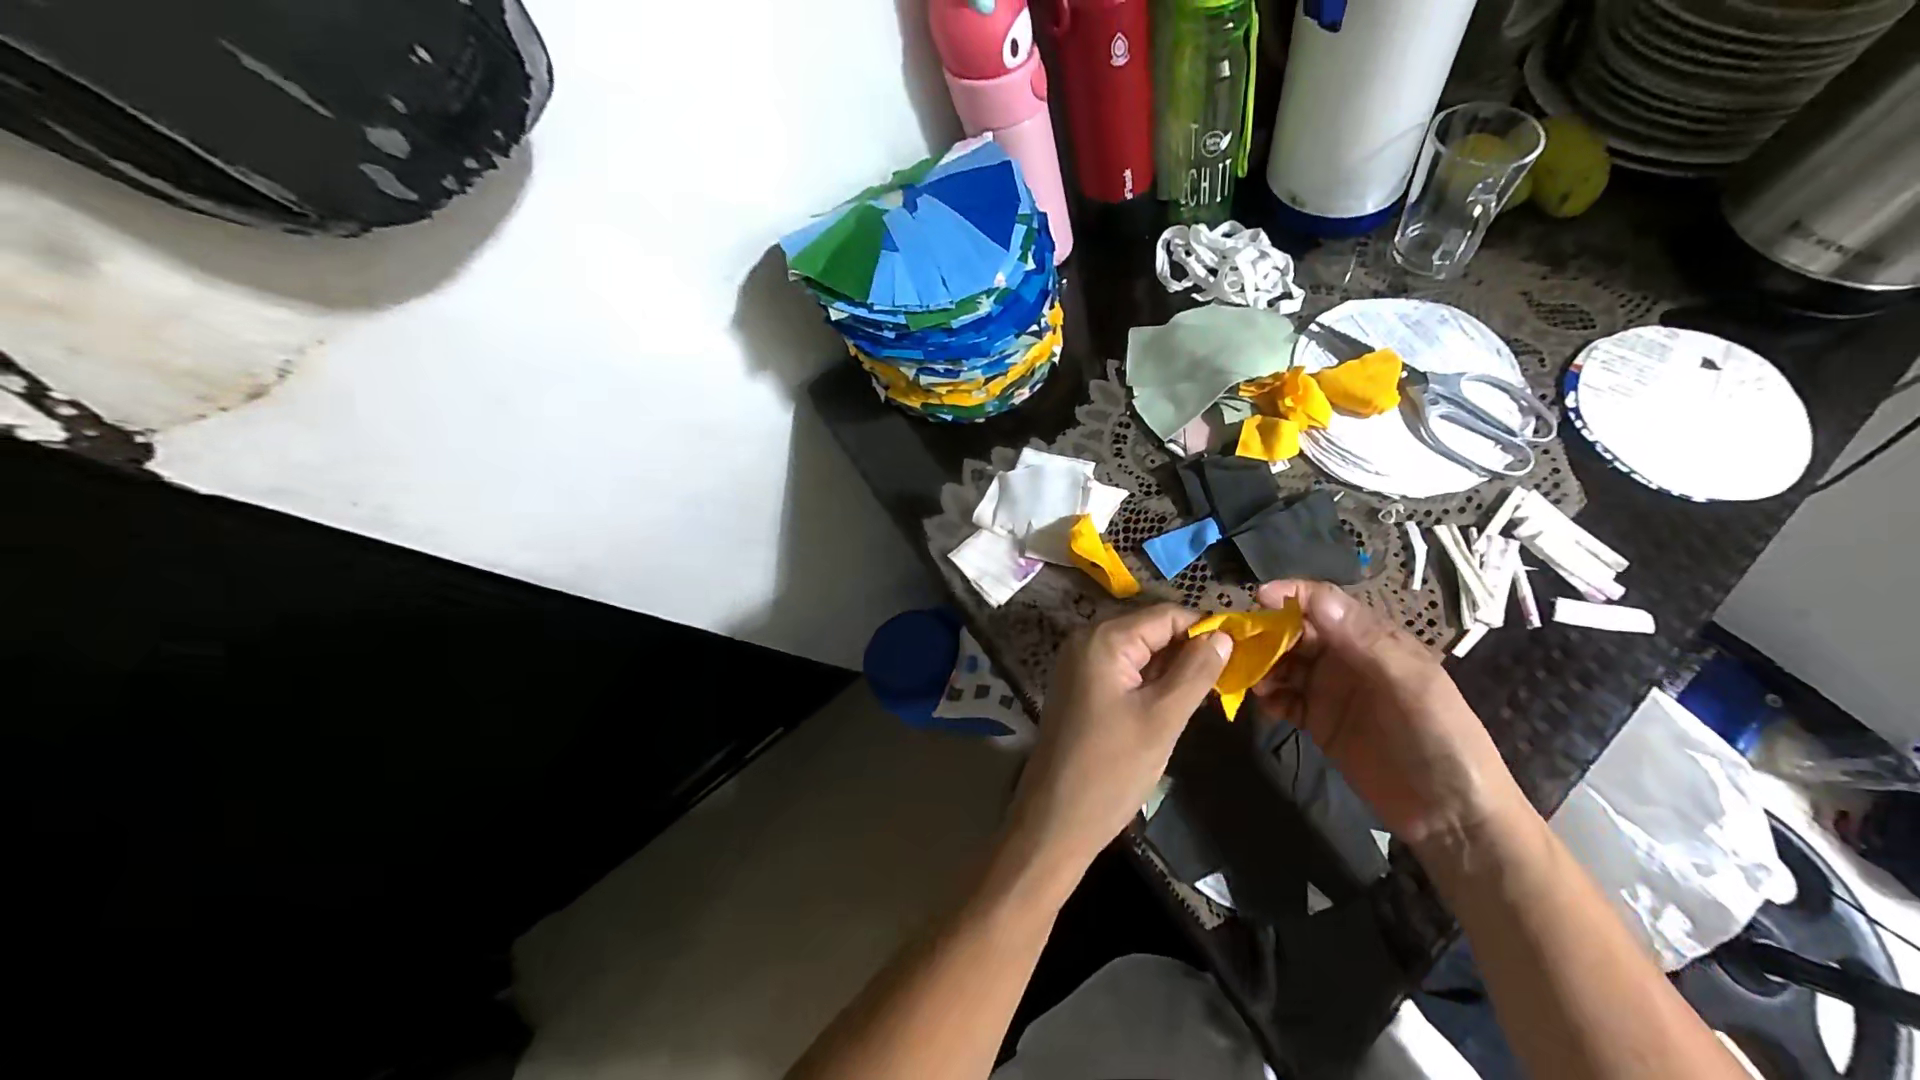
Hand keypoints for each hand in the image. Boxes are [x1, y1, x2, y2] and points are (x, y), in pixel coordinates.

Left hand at [1004, 605, 1231, 876]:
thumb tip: (1223, 636)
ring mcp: (1081, 666)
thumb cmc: (1111, 769)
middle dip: (1191, 649)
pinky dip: (1152, 682)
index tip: (1244, 652)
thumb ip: (1196, 671)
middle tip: (1232, 676)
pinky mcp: (1082, 689)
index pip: (1166, 615)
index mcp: (1103, 640)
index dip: (1206, 629)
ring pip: (1140, 652)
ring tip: (1212, 692)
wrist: (1056, 819)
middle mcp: (1086, 642)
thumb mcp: (1163, 718)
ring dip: (1174, 668)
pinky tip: (1177, 702)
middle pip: (1151, 630)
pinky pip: (1125, 671)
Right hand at [1249, 581, 1529, 858]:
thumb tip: (1312, 598)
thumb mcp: (1409, 684)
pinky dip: (1269, 698)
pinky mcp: (1318, 722)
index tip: (1257, 600)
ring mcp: (1330, 691)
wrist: (1451, 816)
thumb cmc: (1440, 738)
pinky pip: (1283, 699)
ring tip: (1252, 681)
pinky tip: (1267, 706)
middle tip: (1240, 647)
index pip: (1324, 604)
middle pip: (1295, 632)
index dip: (1291, 596)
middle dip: (1266, 633)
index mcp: (1372, 640)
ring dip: (1262, 666)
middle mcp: (1347, 658)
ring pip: (1283, 664)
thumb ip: (1361, 640)